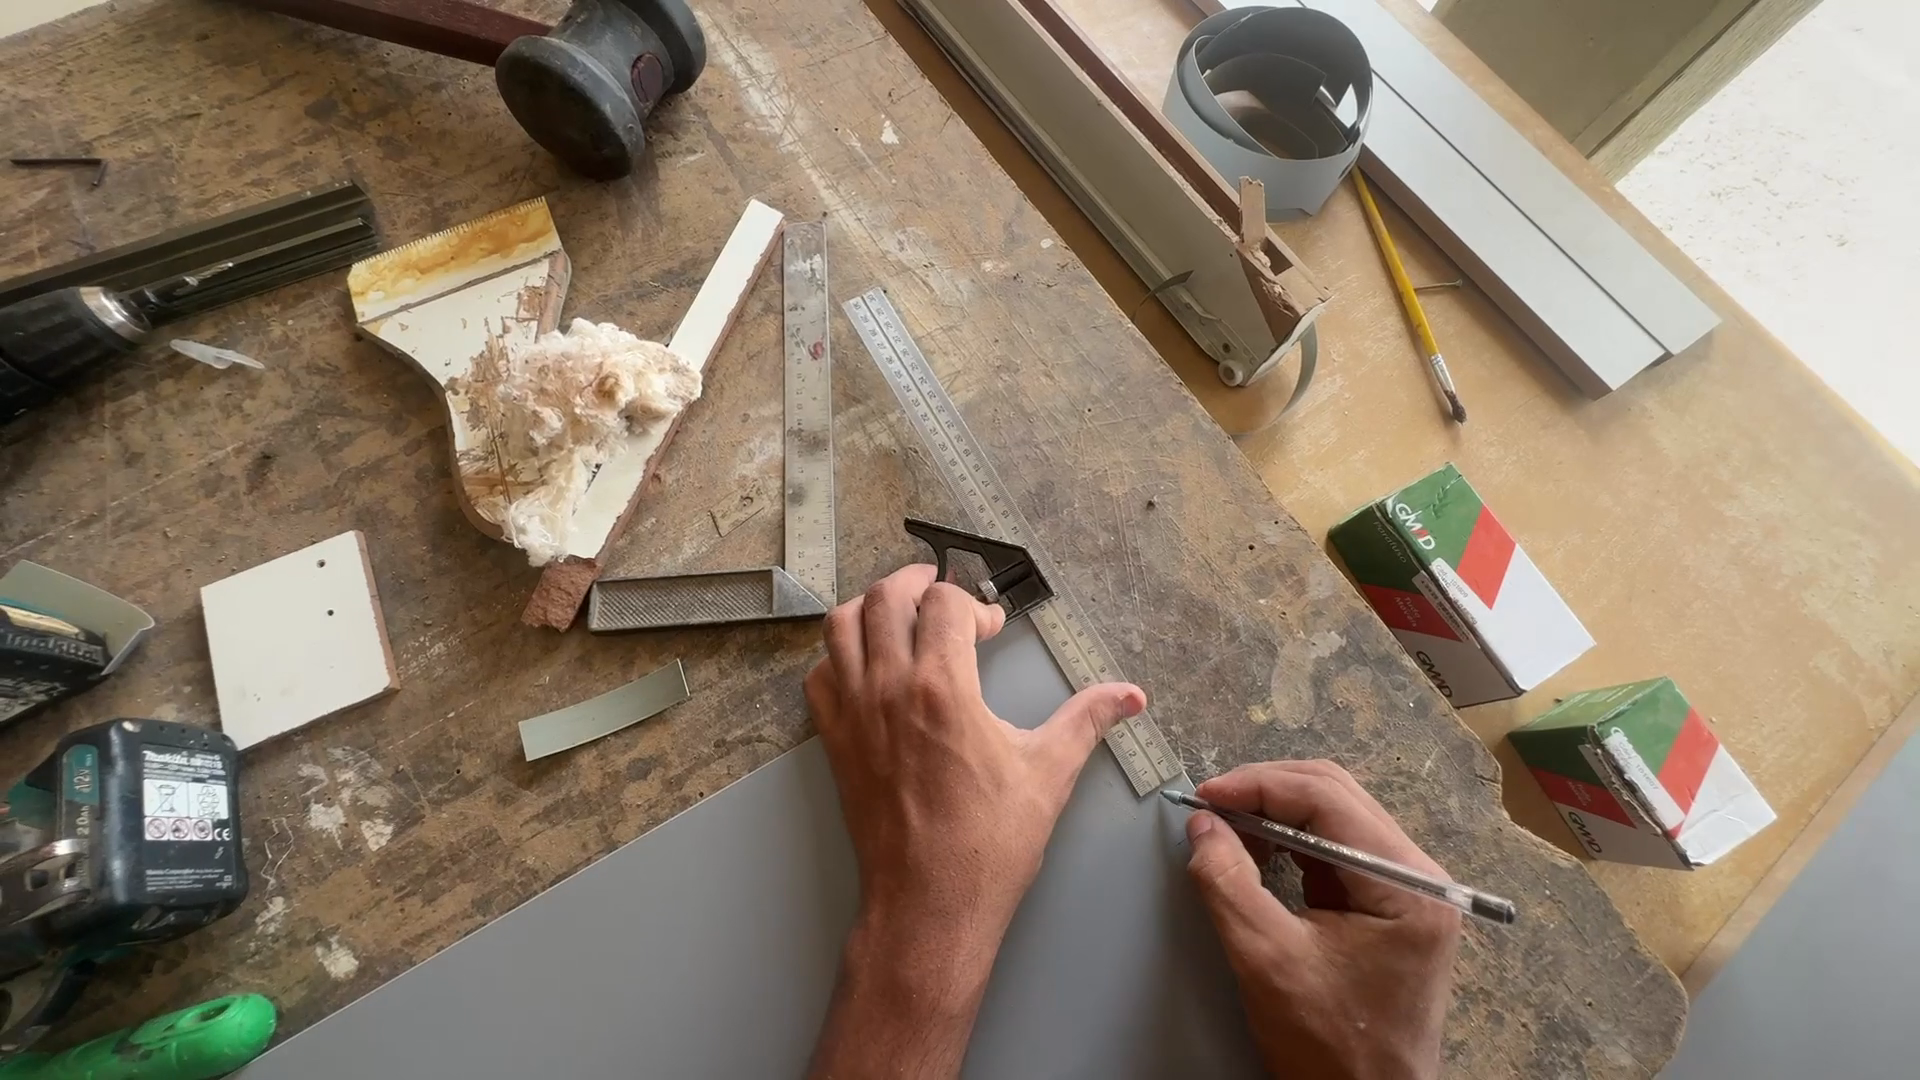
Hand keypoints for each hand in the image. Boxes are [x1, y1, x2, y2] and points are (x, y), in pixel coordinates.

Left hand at [805, 564, 1146, 1078]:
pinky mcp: (833, 740)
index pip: (944, 602)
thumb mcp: (1048, 772)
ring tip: (901, 616)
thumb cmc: (989, 842)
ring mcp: (852, 712)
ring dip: (870, 608)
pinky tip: (868, 668)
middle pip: (885, 596)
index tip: (993, 627)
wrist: (928, 906)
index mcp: (942, 686)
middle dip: (917, 582)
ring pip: (840, 625)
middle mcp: (888, 687)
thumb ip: (1088, 719)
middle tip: (942, 593)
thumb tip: (1131, 694)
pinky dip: (838, 656)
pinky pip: (819, 675)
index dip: (975, 603)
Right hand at [1183, 761, 1459, 1079]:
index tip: (1205, 796)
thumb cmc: (1328, 1045)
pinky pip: (1326, 840)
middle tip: (1212, 805)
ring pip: (1328, 809)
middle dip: (1264, 790)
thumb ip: (1228, 882)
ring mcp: (1399, 884)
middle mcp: (1413, 873)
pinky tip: (1252, 849)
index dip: (1259, 787)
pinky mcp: (1378, 898)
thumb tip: (1202, 822)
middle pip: (1331, 792)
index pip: (1326, 798)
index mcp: (1406, 885)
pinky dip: (1283, 835)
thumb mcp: (1266, 960)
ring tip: (1227, 828)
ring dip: (1271, 809)